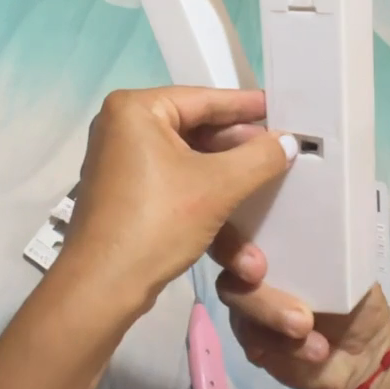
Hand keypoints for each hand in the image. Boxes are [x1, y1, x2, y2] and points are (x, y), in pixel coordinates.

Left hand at [61, 88, 293, 302]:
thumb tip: (288, 141)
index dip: (246, 106)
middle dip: (239, 151)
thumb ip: (258, 158)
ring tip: (269, 189)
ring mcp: (122, 161)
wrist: (101, 289)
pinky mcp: (126, 193)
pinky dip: (204, 200)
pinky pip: (174, 184)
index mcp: (136, 109)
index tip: (280, 107)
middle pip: (196, 131)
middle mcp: (124, 126)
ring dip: (227, 185)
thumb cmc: (156, 222)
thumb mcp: (217, 187)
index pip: (203, 99)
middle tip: (280, 150)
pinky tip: (240, 228)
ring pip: (188, 163)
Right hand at [211, 228, 389, 388]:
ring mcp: (248, 308)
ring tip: (306, 327)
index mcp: (272, 243)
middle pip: (229, 270)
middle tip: (264, 281)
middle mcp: (250, 271)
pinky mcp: (253, 342)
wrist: (365, 357)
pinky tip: (315, 349)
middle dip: (245, 276)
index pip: (235, 228)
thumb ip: (327, 244)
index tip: (256, 258)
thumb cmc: (356, 301)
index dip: (231, 241)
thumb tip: (319, 215)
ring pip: (239, 305)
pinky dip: (284, 346)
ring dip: (271, 315)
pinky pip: (253, 341)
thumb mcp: (350, 267)